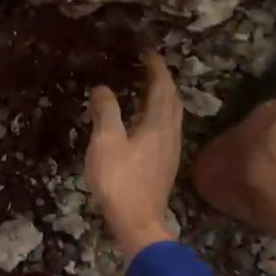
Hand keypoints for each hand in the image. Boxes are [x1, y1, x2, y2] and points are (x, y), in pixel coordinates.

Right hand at [86, 54, 182, 258]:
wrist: (137, 221)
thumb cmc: (120, 179)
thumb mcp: (106, 141)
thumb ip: (106, 111)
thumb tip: (102, 88)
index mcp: (158, 123)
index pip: (162, 88)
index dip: (157, 69)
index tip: (149, 54)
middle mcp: (171, 134)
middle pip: (172, 101)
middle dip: (163, 83)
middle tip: (151, 70)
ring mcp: (171, 151)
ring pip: (172, 117)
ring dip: (163, 100)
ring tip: (150, 92)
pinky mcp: (165, 166)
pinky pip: (167, 131)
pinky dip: (159, 117)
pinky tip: (147, 125)